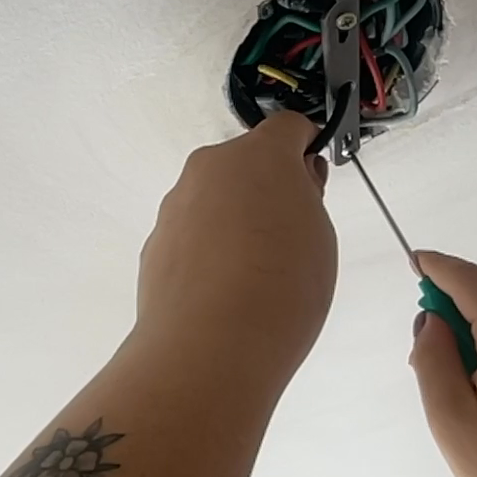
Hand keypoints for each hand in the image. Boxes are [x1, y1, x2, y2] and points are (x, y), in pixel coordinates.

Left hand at [134, 113, 336, 389]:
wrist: (210, 348)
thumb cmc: (281, 289)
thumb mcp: (320, 237)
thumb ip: (307, 196)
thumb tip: (294, 183)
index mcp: (258, 156)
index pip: (289, 128)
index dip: (306, 148)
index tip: (313, 177)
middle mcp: (209, 169)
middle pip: (245, 164)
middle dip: (267, 188)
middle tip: (290, 237)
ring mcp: (176, 206)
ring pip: (214, 200)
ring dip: (235, 221)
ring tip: (256, 275)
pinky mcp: (155, 244)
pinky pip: (191, 234)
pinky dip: (208, 251)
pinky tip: (224, 292)